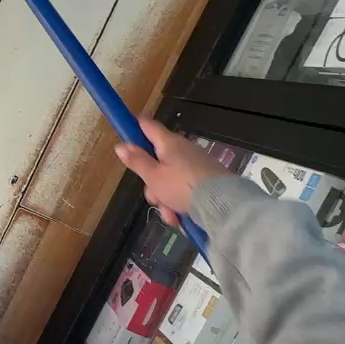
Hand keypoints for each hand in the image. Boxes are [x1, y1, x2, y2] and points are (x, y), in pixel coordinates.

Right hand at [114, 117, 231, 227]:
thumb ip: (137, 161)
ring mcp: (197, 164)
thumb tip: (120, 145)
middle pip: (158, 160)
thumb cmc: (182, 186)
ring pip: (170, 178)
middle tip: (153, 196)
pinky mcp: (207, 179)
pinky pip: (184, 188)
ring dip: (165, 197)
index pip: (148, 126)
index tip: (126, 137)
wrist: (223, 204)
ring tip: (169, 213)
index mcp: (169, 143)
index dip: (135, 129)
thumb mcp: (153, 176)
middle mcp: (184, 149)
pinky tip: (179, 217)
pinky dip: (179, 202)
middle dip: (151, 181)